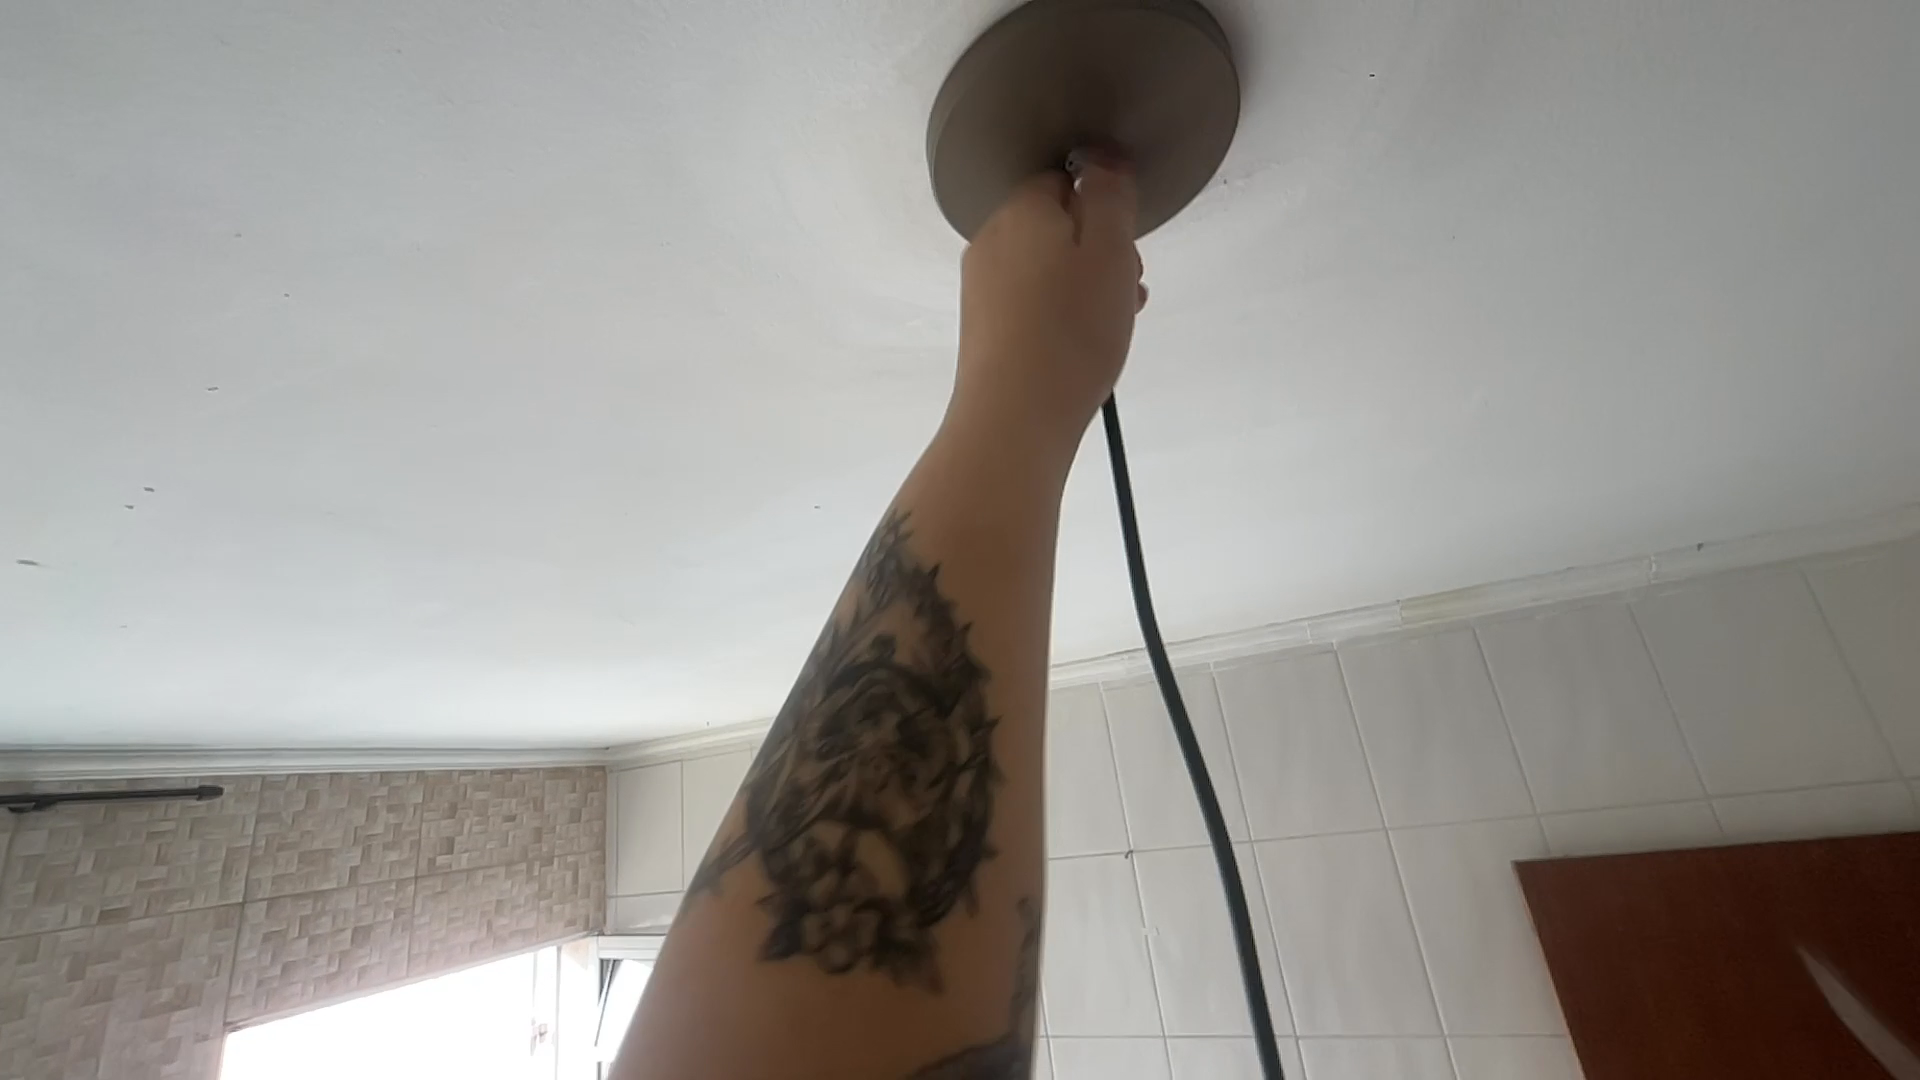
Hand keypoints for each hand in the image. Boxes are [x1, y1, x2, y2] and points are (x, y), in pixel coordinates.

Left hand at [949, 156, 1145, 453]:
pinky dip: (1059, 318)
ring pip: (1045, 272)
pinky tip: (1081, 348)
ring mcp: (981, 290)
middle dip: (1096, 254)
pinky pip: (1029, 308)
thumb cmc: (1070, 333)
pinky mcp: (982, 332)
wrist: (1015, 418)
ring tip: (1112, 325)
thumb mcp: (1110, 251)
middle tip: (1125, 290)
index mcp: (1020, 210)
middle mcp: (990, 242)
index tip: (1126, 249)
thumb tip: (1100, 159)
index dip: (1103, 210)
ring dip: (1084, 290)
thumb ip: (1110, 195)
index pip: (1065, 180)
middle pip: (1054, 229)